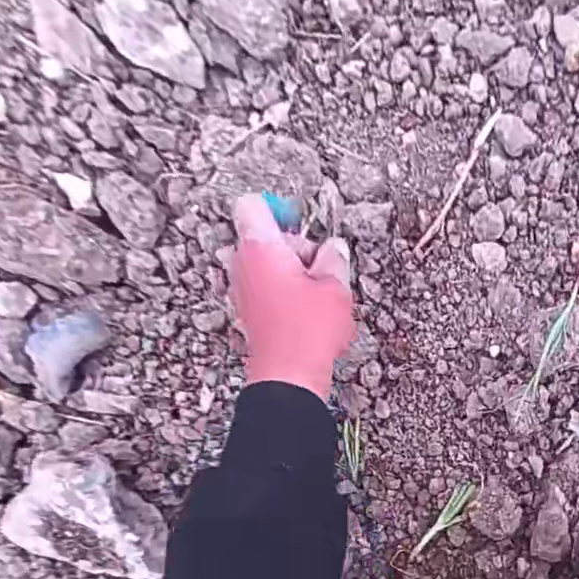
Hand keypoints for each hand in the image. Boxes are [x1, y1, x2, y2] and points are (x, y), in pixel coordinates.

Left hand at [229, 193, 356, 398]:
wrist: (290, 373)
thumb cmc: (308, 331)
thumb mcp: (336, 289)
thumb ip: (334, 260)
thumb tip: (334, 249)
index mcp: (261, 248)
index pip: (254, 206)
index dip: (281, 211)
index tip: (302, 225)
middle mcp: (242, 263)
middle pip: (267, 238)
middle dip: (297, 250)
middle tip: (322, 273)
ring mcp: (242, 287)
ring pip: (269, 264)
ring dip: (294, 274)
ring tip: (318, 298)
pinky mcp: (248, 308)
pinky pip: (268, 287)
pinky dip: (287, 293)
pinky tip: (308, 313)